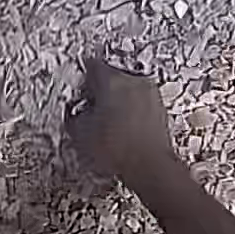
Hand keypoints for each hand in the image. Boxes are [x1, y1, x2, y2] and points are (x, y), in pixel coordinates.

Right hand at [66, 56, 178, 188]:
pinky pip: (139, 104)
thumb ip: (74, 114)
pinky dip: (129, 112)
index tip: (76, 86)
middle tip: (86, 107)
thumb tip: (75, 112)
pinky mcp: (160, 111)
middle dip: (98, 90)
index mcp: (112, 80)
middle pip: (111, 76)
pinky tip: (120, 130)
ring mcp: (151, 95)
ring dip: (115, 101)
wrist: (149, 168)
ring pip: (127, 90)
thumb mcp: (79, 132)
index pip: (91, 65)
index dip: (80, 77)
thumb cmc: (117, 149)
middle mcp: (134, 82)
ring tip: (104, 122)